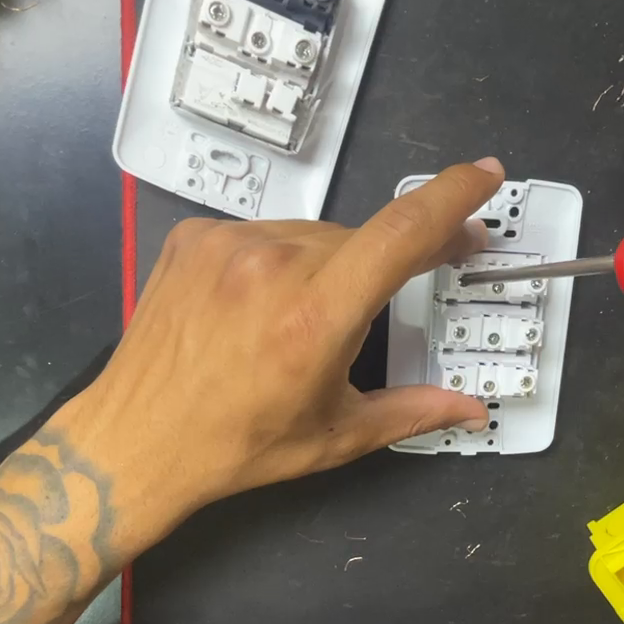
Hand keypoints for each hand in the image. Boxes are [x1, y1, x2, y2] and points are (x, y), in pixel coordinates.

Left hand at [69, 160, 500, 519]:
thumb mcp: (336, 437)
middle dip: (391, 259)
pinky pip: (263, 236)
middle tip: (397, 290)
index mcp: (316, 317)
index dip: (452, 197)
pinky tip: (265, 305)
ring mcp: (226, 243)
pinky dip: (281, 262)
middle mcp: (272, 265)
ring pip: (311, 235)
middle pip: (360, 239)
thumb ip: (413, 412)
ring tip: (307, 321)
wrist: (137, 439)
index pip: (400, 234)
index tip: (486, 176)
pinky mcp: (193, 237)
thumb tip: (473, 408)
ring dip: (332, 265)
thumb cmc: (242, 446)